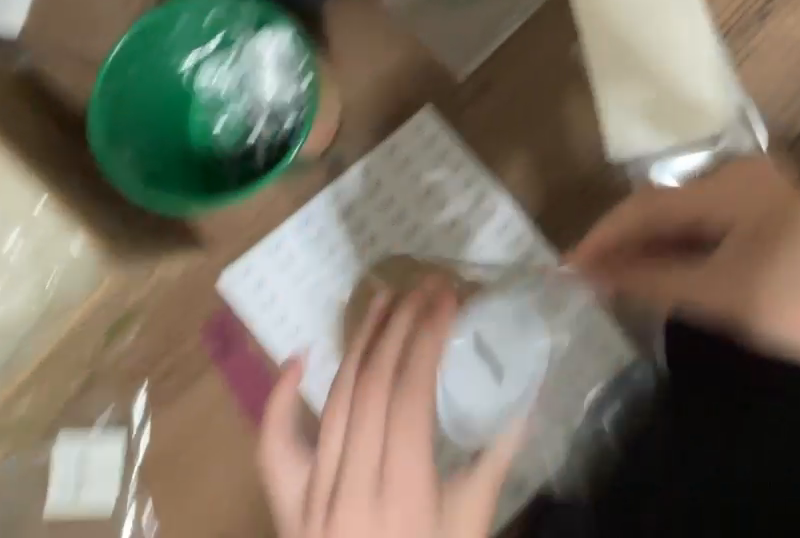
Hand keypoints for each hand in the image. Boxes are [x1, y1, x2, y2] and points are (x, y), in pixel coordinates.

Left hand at [258, 280, 524, 537]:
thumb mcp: (473, 528)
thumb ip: (496, 463)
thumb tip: (526, 398)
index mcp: (403, 492)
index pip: (410, 392)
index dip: (428, 336)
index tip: (448, 297)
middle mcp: (351, 486)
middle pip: (372, 386)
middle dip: (401, 326)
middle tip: (426, 286)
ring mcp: (311, 500)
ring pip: (334, 402)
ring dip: (359, 343)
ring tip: (384, 300)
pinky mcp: (287, 513)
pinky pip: (273, 452)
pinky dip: (280, 402)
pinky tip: (299, 359)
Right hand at [569, 157, 799, 401]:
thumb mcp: (723, 298)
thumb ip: (654, 279)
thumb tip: (591, 275)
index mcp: (735, 182)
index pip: (649, 204)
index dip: (603, 237)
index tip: (562, 269)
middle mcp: (743, 171)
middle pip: (663, 202)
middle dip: (622, 240)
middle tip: (580, 277)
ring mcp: (757, 190)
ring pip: (683, 214)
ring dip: (647, 245)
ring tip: (606, 278)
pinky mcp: (765, 212)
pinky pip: (707, 224)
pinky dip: (678, 248)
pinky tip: (654, 272)